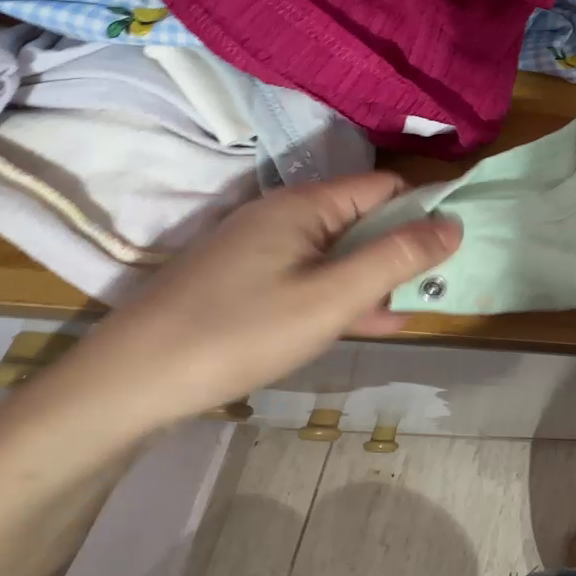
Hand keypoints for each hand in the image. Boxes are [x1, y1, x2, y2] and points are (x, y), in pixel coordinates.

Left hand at [44, 173, 460, 436]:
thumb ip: (398, 258)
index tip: (452, 250)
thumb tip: (455, 223)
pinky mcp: (239, 281)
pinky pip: (307, 274)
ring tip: (405, 314)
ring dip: (373, 278)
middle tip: (432, 290)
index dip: (424, 211)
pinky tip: (361, 326)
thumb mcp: (333, 298)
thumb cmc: (238, 334)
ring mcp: (256, 249)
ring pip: (337, 250)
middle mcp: (280, 215)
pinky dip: (338, 294)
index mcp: (304, 206)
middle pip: (363, 217)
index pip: (386, 186)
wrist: (120, 389)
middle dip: (402, 250)